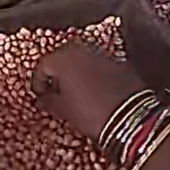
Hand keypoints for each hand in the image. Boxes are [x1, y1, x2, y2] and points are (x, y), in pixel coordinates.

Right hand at [30, 43, 147, 141]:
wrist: (131, 118)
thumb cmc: (89, 113)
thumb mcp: (63, 110)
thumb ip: (48, 99)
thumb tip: (44, 97)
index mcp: (63, 60)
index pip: (42, 65)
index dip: (38, 81)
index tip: (39, 94)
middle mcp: (81, 51)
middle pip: (62, 58)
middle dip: (57, 73)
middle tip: (55, 91)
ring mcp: (102, 56)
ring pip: (82, 60)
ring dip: (75, 72)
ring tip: (75, 92)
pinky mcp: (119, 64)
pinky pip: (98, 66)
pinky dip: (93, 75)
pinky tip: (94, 91)